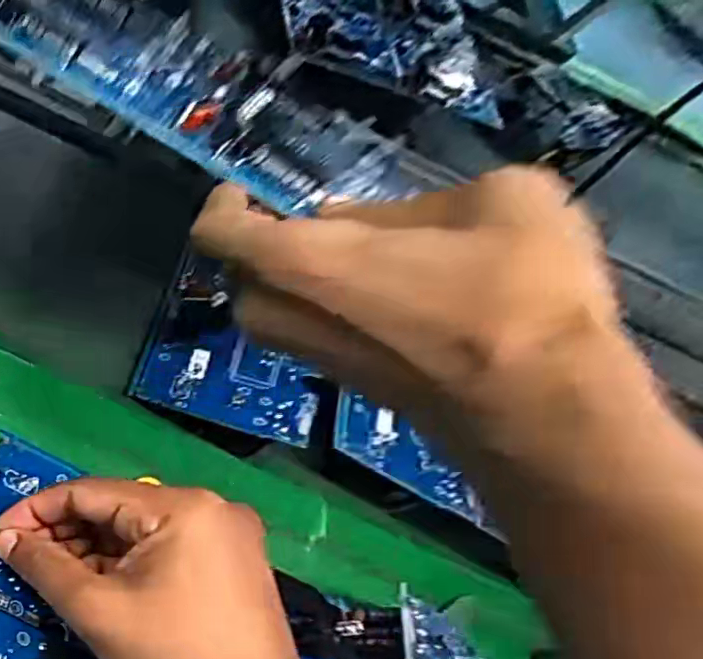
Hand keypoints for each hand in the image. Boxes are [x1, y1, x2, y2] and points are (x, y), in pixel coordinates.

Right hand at [0, 479, 315, 658]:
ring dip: (83, 546)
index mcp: (181, 508)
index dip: (34, 510)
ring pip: (129, 526)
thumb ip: (40, 565)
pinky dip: (114, 559)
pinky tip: (88, 580)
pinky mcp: (224, 558)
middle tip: (20, 556)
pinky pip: (152, 544)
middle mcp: (208, 508)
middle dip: (59, 531)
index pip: (87, 492)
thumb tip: (5, 539)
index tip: (0, 533)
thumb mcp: (92, 607)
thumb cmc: (171, 653)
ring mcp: (221, 533)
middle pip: (110, 506)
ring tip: (49, 572)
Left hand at [191, 167, 653, 467]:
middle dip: (272, 235)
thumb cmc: (511, 290)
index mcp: (294, 262)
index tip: (244, 190)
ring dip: (297, 267)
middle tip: (324, 214)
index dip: (222, 205)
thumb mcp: (487, 203)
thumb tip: (340, 220)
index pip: (215, 230)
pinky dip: (312, 294)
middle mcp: (266, 307)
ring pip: (266, 290)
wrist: (516, 395)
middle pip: (242, 261)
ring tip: (365, 246)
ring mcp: (280, 342)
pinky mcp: (305, 363)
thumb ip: (393, 206)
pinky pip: (291, 314)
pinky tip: (372, 284)